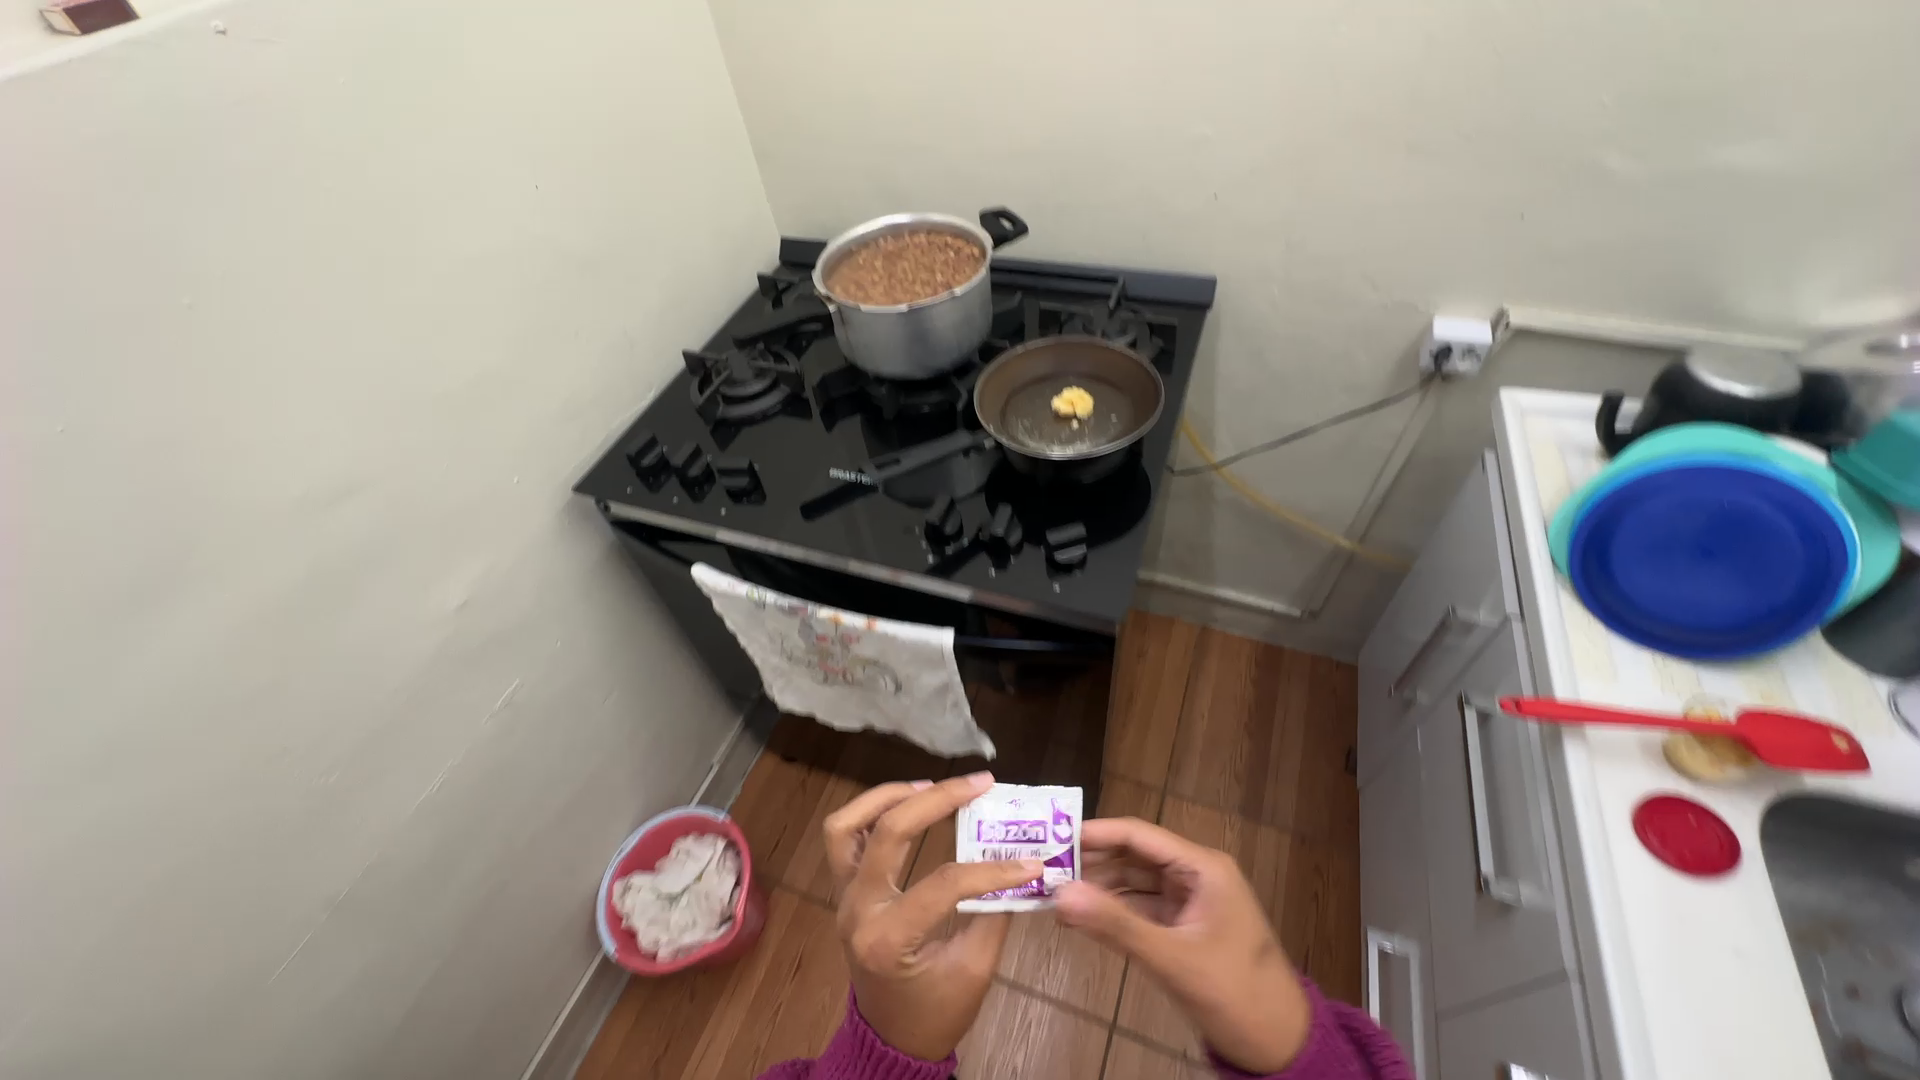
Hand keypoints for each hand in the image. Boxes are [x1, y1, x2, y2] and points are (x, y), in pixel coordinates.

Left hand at [823, 771, 1042, 1061]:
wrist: (891, 1040)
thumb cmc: (935, 1012)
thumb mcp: (974, 970)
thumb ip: (994, 912)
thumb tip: (1021, 862)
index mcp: (888, 938)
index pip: (944, 884)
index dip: (992, 869)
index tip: (1032, 862)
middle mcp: (857, 909)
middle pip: (887, 833)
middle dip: (937, 800)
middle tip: (979, 784)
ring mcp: (843, 896)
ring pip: (846, 825)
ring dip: (889, 796)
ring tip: (933, 785)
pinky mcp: (844, 889)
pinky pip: (843, 837)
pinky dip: (871, 811)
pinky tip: (908, 801)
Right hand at [1053, 817, 1311, 1072]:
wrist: (1281, 1046)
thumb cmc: (1235, 993)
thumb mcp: (1172, 959)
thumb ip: (1115, 925)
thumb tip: (1059, 894)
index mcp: (1203, 867)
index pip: (1139, 835)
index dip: (1095, 834)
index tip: (1052, 840)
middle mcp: (1195, 874)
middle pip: (1134, 856)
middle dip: (1092, 862)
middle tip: (1045, 870)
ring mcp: (1190, 901)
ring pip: (1135, 882)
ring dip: (1100, 888)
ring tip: (1055, 895)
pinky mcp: (1184, 927)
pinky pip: (1142, 908)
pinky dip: (1114, 912)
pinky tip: (1083, 917)